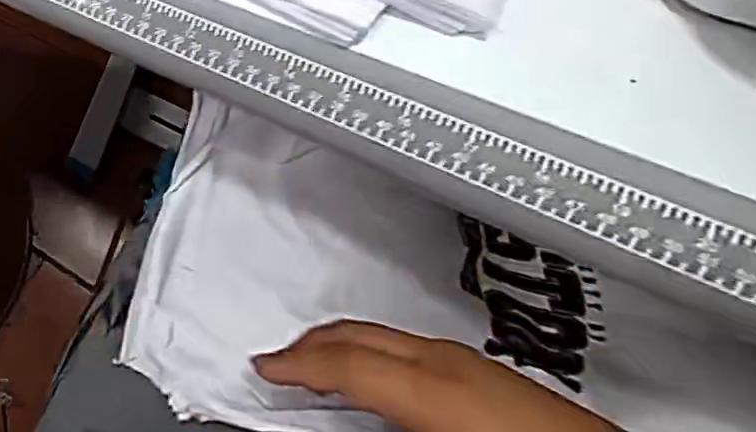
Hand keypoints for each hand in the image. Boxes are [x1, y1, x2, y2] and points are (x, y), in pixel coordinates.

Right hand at [254, 321, 619, 431]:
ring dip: (342, 344)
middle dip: (311, 343)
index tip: (266, 366)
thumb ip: (384, 424)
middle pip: (355, 333)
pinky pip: (409, 345)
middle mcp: (447, 360)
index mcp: (434, 385)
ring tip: (320, 364)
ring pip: (381, 333)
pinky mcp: (490, 371)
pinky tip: (379, 374)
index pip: (343, 361)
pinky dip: (375, 350)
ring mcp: (471, 360)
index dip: (296, 362)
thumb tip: (342, 413)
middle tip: (281, 358)